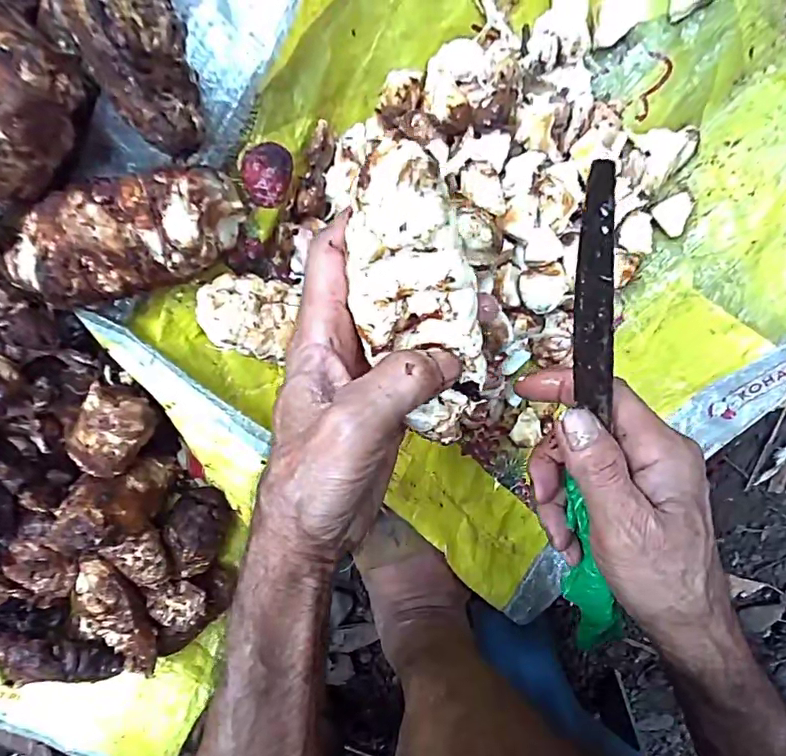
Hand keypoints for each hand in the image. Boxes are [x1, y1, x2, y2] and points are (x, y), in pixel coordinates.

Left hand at [256, 216, 461, 567]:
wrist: (313, 533)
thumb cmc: (311, 479)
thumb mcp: (352, 423)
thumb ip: (398, 381)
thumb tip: (447, 353)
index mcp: (317, 343)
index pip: (331, 261)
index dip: (357, 219)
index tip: (396, 191)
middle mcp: (340, 352)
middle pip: (375, 287)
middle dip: (411, 260)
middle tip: (457, 241)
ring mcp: (366, 380)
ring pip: (402, 327)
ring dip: (434, 310)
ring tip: (475, 293)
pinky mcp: (387, 408)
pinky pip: (418, 368)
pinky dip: (443, 356)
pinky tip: (469, 350)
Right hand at [515, 371, 737, 656]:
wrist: (685, 622)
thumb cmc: (662, 580)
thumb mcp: (621, 524)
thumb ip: (596, 467)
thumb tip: (572, 415)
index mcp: (661, 451)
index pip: (610, 394)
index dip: (566, 386)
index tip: (528, 388)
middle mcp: (655, 454)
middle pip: (587, 431)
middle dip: (556, 467)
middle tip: (547, 503)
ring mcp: (646, 475)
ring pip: (581, 461)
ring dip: (560, 497)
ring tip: (564, 536)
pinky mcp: (636, 495)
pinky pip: (590, 486)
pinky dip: (572, 511)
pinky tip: (575, 540)